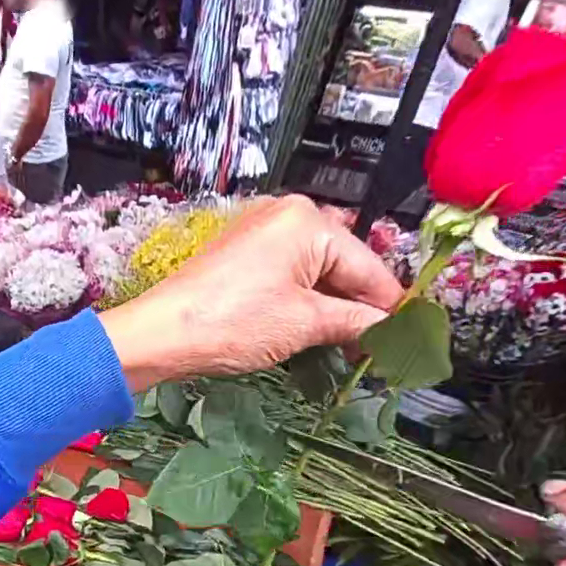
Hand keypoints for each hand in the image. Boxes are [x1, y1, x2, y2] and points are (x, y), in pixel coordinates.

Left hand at [98, 195, 403, 391]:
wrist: (161, 334)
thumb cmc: (235, 322)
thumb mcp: (305, 323)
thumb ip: (355, 322)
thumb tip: (388, 329)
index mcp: (309, 221)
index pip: (368, 267)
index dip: (389, 307)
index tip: (404, 339)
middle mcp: (288, 214)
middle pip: (344, 265)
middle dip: (359, 308)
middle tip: (373, 350)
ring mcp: (264, 231)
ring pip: (318, 271)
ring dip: (335, 308)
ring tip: (347, 347)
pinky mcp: (246, 251)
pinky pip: (292, 273)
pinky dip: (308, 300)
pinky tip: (316, 328)